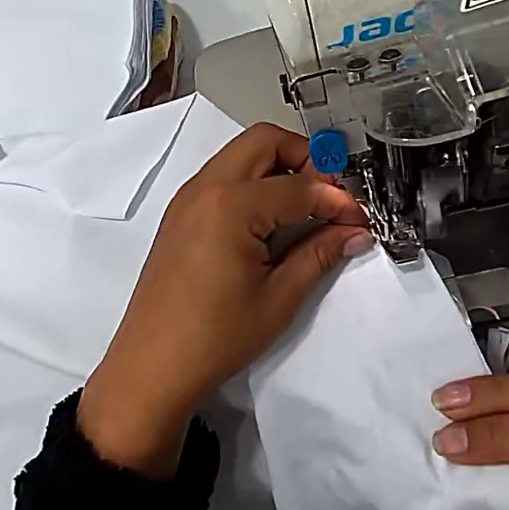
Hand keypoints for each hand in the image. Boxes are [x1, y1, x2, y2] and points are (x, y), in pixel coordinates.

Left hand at [80, 122, 372, 477]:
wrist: (152, 368)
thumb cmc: (211, 338)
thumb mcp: (279, 297)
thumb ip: (320, 253)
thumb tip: (353, 231)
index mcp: (229, 206)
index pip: (299, 186)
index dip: (336, 200)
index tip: (356, 219)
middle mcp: (204, 190)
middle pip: (266, 141)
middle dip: (306, 158)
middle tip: (331, 196)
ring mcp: (188, 199)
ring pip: (242, 153)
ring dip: (279, 167)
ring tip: (306, 208)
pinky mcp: (182, 213)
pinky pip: (224, 176)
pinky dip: (254, 182)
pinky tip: (273, 220)